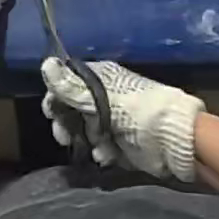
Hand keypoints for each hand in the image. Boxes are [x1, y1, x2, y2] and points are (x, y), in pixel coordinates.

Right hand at [40, 59, 204, 180]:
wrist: (173, 140)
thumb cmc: (136, 111)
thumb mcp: (99, 97)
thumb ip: (69, 86)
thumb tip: (45, 63)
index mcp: (100, 79)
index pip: (66, 84)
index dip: (55, 98)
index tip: (51, 112)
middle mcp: (104, 97)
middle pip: (71, 109)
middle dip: (65, 124)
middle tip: (63, 137)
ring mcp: (113, 120)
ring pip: (83, 130)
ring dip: (84, 139)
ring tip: (95, 147)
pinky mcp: (121, 141)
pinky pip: (100, 145)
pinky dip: (101, 151)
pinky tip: (107, 155)